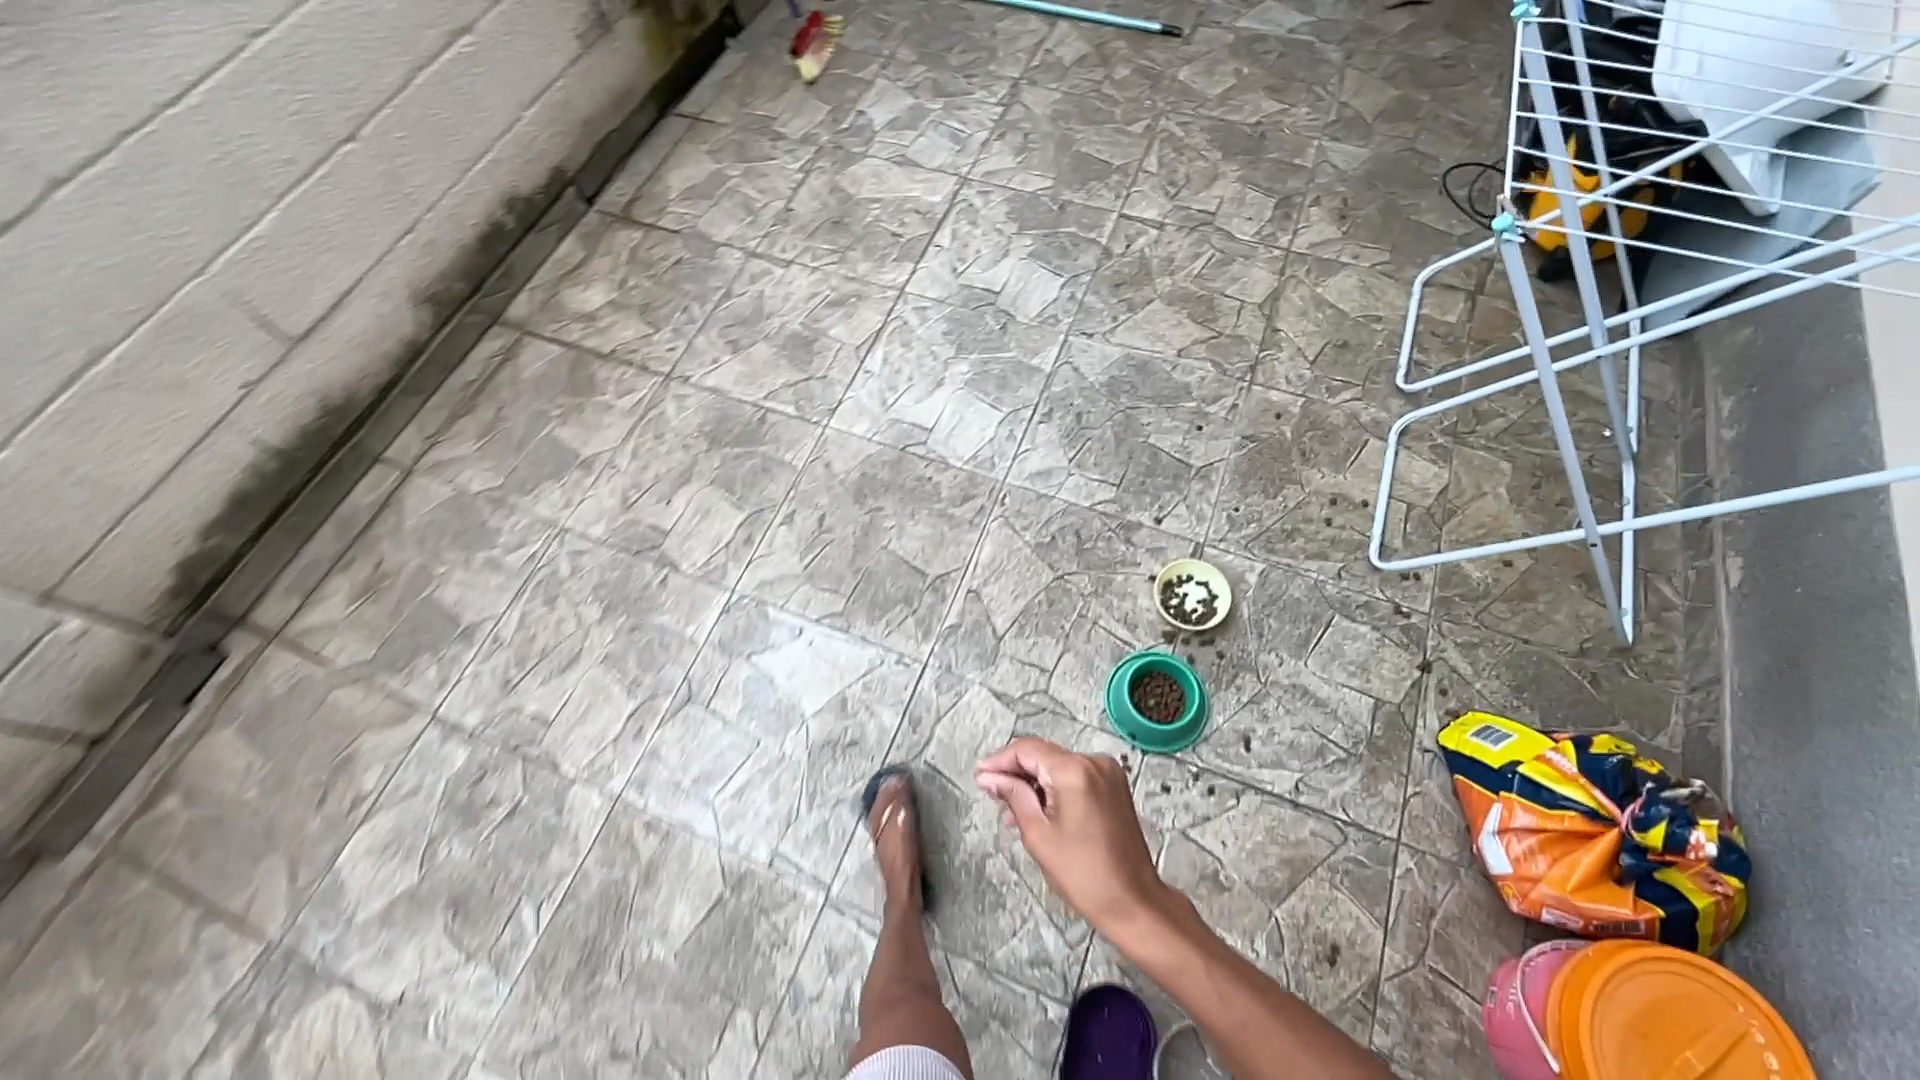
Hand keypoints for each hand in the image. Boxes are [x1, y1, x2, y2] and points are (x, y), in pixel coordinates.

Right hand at [974, 737, 1170, 932]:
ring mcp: (1108, 773)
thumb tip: (991, 777)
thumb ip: (1012, 796)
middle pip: (1043, 754)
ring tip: (1012, 807)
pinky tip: (1038, 807)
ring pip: (1058, 764)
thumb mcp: (1038, 834)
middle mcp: (1095, 763)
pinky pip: (1075, 775)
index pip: (1026, 749)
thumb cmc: (1088, 876)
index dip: (999, 761)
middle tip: (992, 790)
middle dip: (1015, 770)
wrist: (1131, 899)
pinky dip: (1055, 786)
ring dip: (1034, 780)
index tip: (982, 774)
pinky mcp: (1113, 785)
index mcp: (1075, 772)